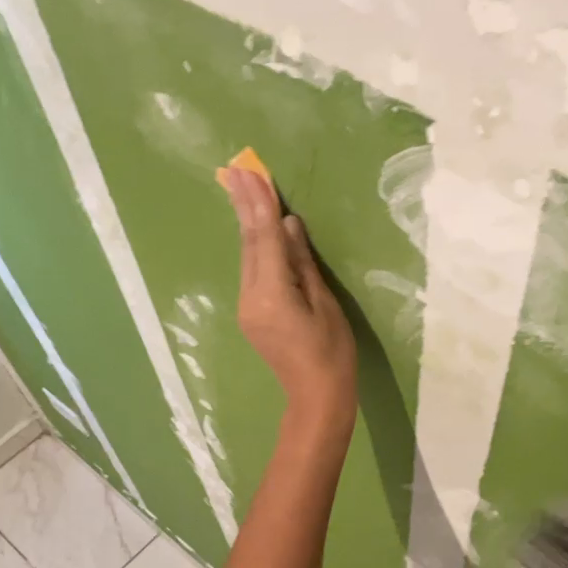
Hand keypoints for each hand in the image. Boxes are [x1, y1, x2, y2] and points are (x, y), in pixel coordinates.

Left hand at [220, 166, 356, 428]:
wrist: (316, 398)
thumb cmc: (332, 353)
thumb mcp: (325, 304)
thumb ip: (303, 263)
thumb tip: (289, 225)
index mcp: (272, 294)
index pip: (265, 238)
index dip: (260, 204)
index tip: (251, 173)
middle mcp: (250, 298)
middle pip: (249, 243)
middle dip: (244, 205)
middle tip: (235, 169)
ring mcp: (247, 308)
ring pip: (248, 257)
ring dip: (246, 222)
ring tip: (240, 187)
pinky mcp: (251, 315)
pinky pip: (252, 272)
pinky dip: (254, 246)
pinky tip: (256, 228)